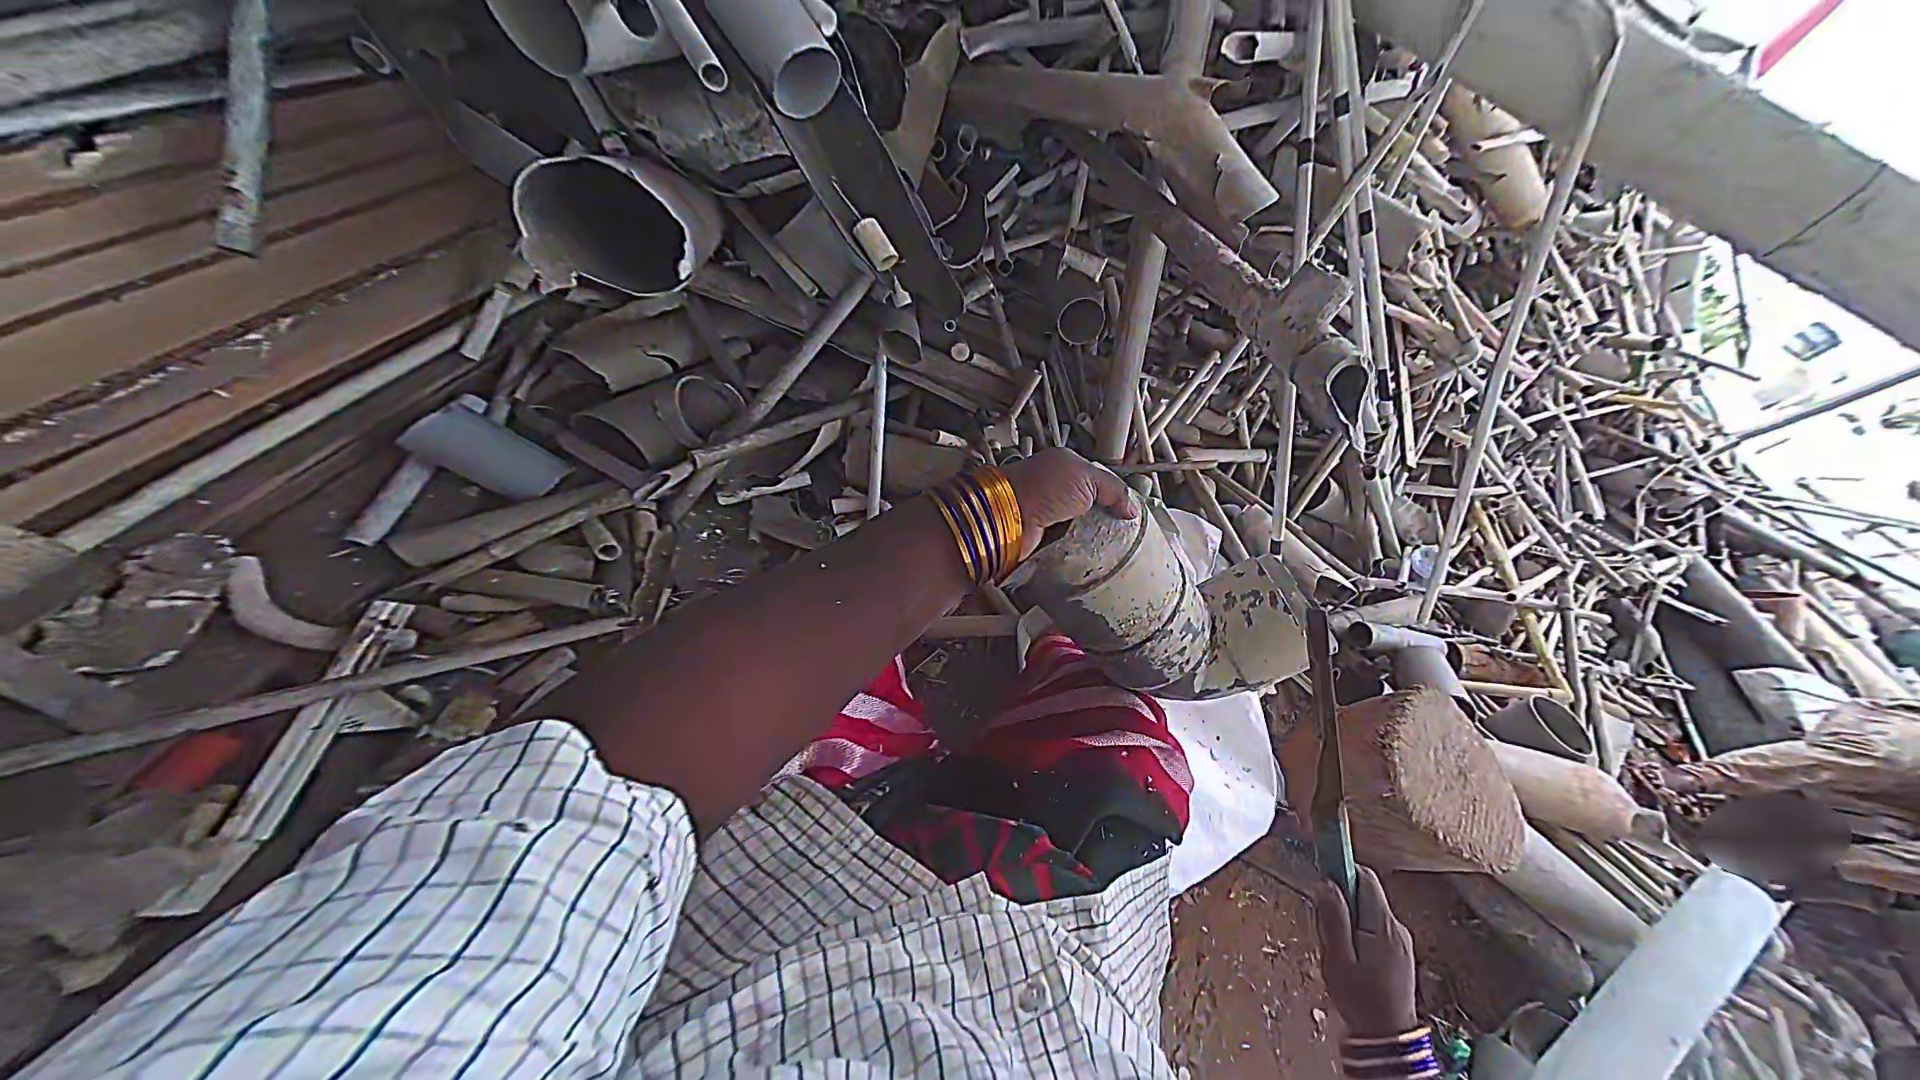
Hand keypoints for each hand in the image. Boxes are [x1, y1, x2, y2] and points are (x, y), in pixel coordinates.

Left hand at [999, 448, 1136, 560]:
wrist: (1007, 516)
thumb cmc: (1042, 487)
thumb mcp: (1086, 477)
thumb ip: (1114, 489)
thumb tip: (1131, 508)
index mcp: (1065, 466)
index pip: (1098, 480)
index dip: (1114, 495)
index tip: (1130, 512)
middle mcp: (1056, 489)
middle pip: (1091, 506)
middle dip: (1105, 519)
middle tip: (1124, 533)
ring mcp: (1049, 514)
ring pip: (1081, 527)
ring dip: (1092, 536)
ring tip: (1112, 547)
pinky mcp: (1043, 538)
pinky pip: (1068, 545)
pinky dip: (1078, 549)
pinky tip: (1092, 554)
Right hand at [1311, 867, 1418, 1037]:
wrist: (1388, 1040)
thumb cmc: (1360, 1000)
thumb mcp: (1337, 958)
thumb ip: (1332, 918)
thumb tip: (1326, 883)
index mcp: (1382, 926)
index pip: (1364, 877)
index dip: (1342, 867)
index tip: (1323, 870)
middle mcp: (1396, 928)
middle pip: (1364, 891)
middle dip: (1341, 897)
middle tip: (1325, 922)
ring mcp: (1401, 940)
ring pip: (1367, 909)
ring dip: (1348, 915)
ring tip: (1336, 945)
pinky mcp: (1399, 951)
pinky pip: (1374, 925)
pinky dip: (1358, 928)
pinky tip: (1349, 953)